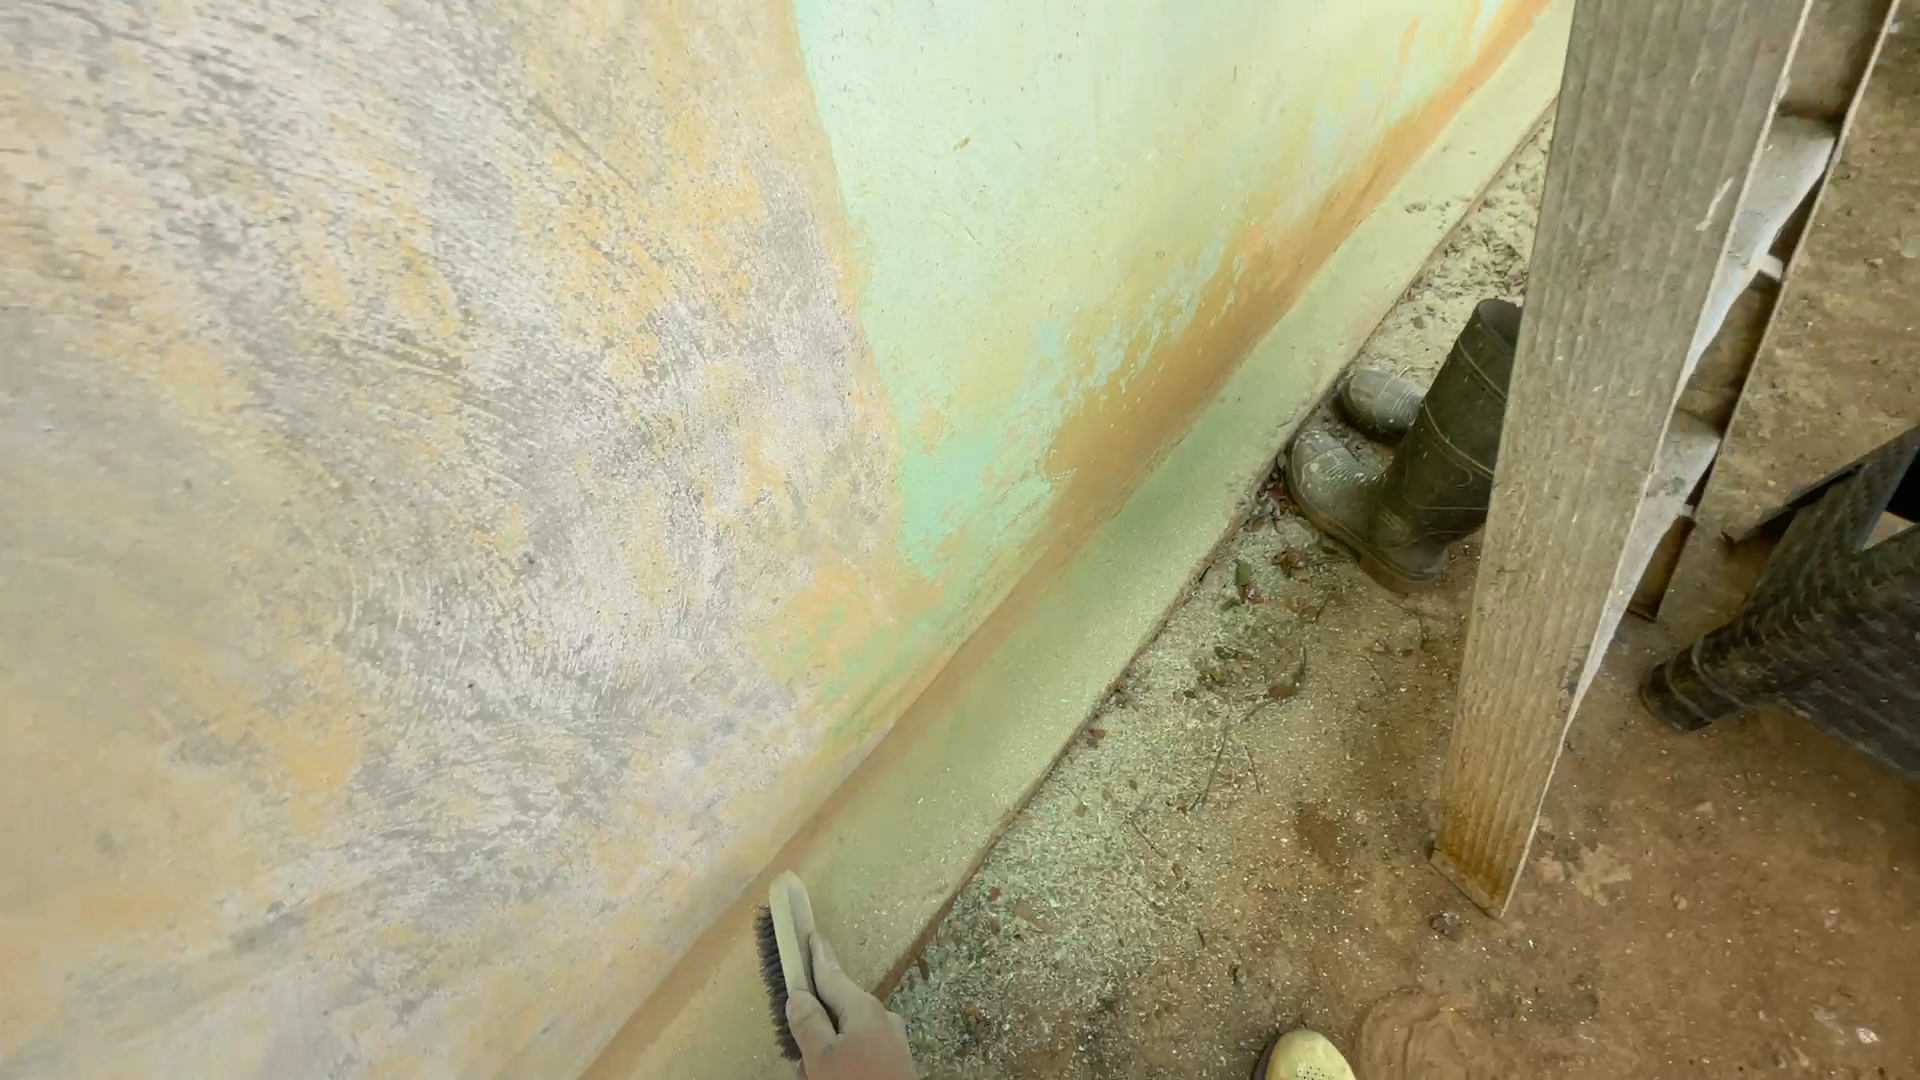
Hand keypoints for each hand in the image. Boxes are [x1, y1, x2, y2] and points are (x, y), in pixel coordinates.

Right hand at [785, 934, 917, 1079]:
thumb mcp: (823, 1059)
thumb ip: (809, 1025)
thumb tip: (799, 995)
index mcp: (863, 1007)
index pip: (832, 974)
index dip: (818, 955)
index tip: (812, 934)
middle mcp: (881, 1017)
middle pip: (838, 1007)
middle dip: (816, 1018)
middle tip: (794, 1031)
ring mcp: (892, 1042)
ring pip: (848, 1035)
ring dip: (827, 1048)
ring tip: (811, 1073)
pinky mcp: (895, 1066)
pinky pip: (860, 1054)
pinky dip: (842, 1062)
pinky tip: (832, 1077)